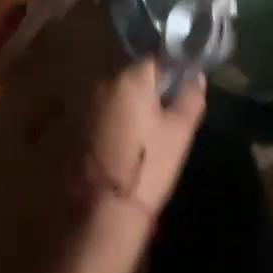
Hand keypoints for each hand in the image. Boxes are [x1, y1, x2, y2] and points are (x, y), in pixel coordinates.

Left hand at [85, 60, 204, 221]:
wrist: (105, 212)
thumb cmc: (149, 166)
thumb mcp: (180, 131)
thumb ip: (190, 98)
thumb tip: (196, 77)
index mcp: (130, 79)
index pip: (155, 61)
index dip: (172, 72)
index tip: (183, 90)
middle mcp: (104, 84)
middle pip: (134, 76)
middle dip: (151, 89)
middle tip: (167, 112)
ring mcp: (86, 106)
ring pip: (118, 95)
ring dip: (132, 105)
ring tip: (148, 131)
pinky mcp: (77, 128)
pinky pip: (104, 113)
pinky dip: (117, 120)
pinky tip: (128, 142)